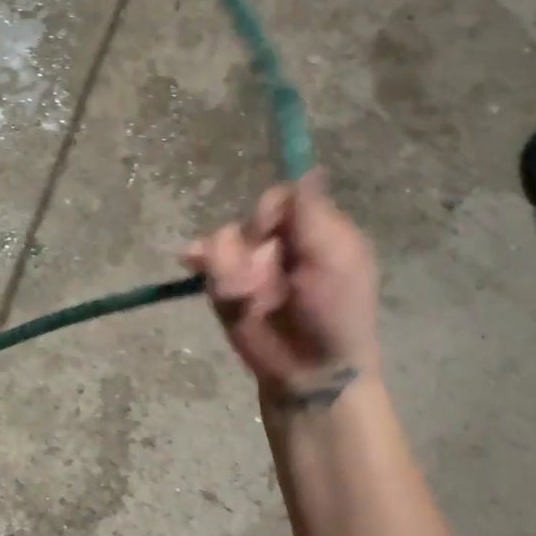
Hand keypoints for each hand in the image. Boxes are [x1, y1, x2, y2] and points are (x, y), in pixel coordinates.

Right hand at [180, 170, 378, 399]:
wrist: (307, 367)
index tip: (271, 230)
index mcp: (314, 231)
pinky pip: (205, 264)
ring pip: (220, 241)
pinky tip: (200, 270)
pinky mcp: (223, 287)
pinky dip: (209, 271)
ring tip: (248, 296)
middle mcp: (278, 243)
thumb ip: (315, 214)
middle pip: (246, 219)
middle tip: (267, 272)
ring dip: (230, 267)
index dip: (270, 210)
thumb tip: (308, 168)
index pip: (281, 197)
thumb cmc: (335, 313)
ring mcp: (248, 266)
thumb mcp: (335, 259)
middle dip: (250, 243)